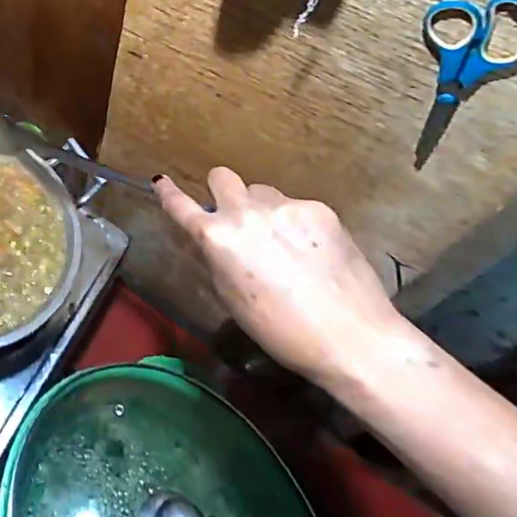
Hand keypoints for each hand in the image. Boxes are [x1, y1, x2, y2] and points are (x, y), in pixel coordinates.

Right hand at [154, 167, 404, 383]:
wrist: (355, 340)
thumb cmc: (281, 330)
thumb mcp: (230, 296)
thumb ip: (217, 258)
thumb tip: (219, 242)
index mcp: (215, 238)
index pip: (179, 204)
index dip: (167, 191)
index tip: (161, 180)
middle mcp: (243, 213)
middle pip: (221, 176)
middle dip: (223, 191)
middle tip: (237, 215)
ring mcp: (283, 207)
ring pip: (262, 193)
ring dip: (263, 209)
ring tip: (286, 243)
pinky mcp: (320, 210)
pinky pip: (297, 208)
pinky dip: (299, 225)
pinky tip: (316, 253)